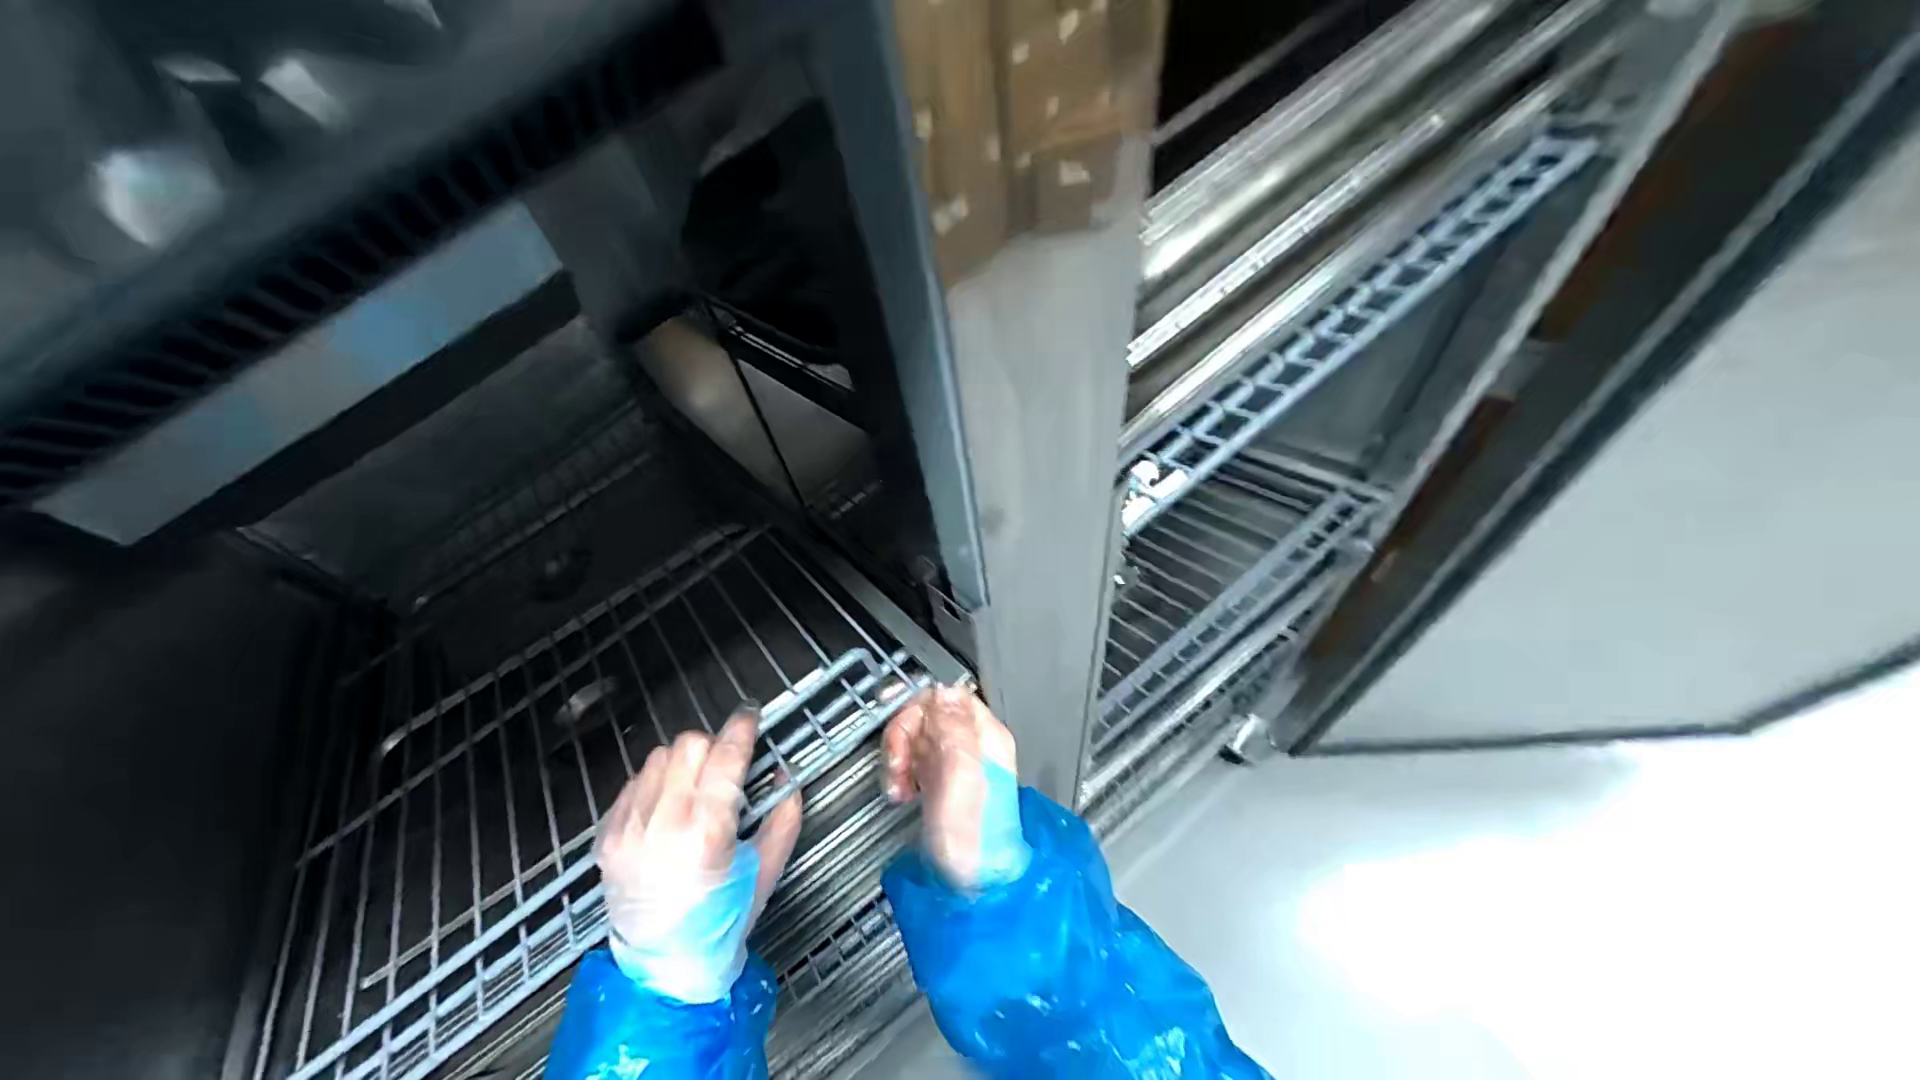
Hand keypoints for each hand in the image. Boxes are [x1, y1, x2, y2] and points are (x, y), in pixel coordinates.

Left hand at [595, 708, 803, 1002]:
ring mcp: (629, 828)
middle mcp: (663, 823)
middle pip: (689, 745)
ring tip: (694, 789)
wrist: (664, 967)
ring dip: (683, 763)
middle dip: (713, 747)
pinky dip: (655, 783)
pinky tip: (668, 807)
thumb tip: (785, 774)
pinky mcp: (607, 836)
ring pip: (658, 756)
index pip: (726, 756)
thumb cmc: (723, 921)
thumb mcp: (767, 869)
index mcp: (707, 832)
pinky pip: (633, 781)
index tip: (750, 715)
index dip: (742, 727)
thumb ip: (784, 817)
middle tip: (725, 766)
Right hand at [882, 684, 1031, 890]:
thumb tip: (943, 689)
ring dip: (898, 756)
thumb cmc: (972, 835)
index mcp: (985, 736)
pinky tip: (900, 794)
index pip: (949, 695)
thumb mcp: (962, 773)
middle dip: (903, 734)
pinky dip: (900, 773)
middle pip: (928, 713)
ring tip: (897, 787)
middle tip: (897, 766)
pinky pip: (913, 761)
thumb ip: (954, 727)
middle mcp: (972, 745)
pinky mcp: (939, 785)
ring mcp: (955, 764)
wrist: (972, 887)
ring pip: (916, 736)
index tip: (898, 725)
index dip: (920, 705)